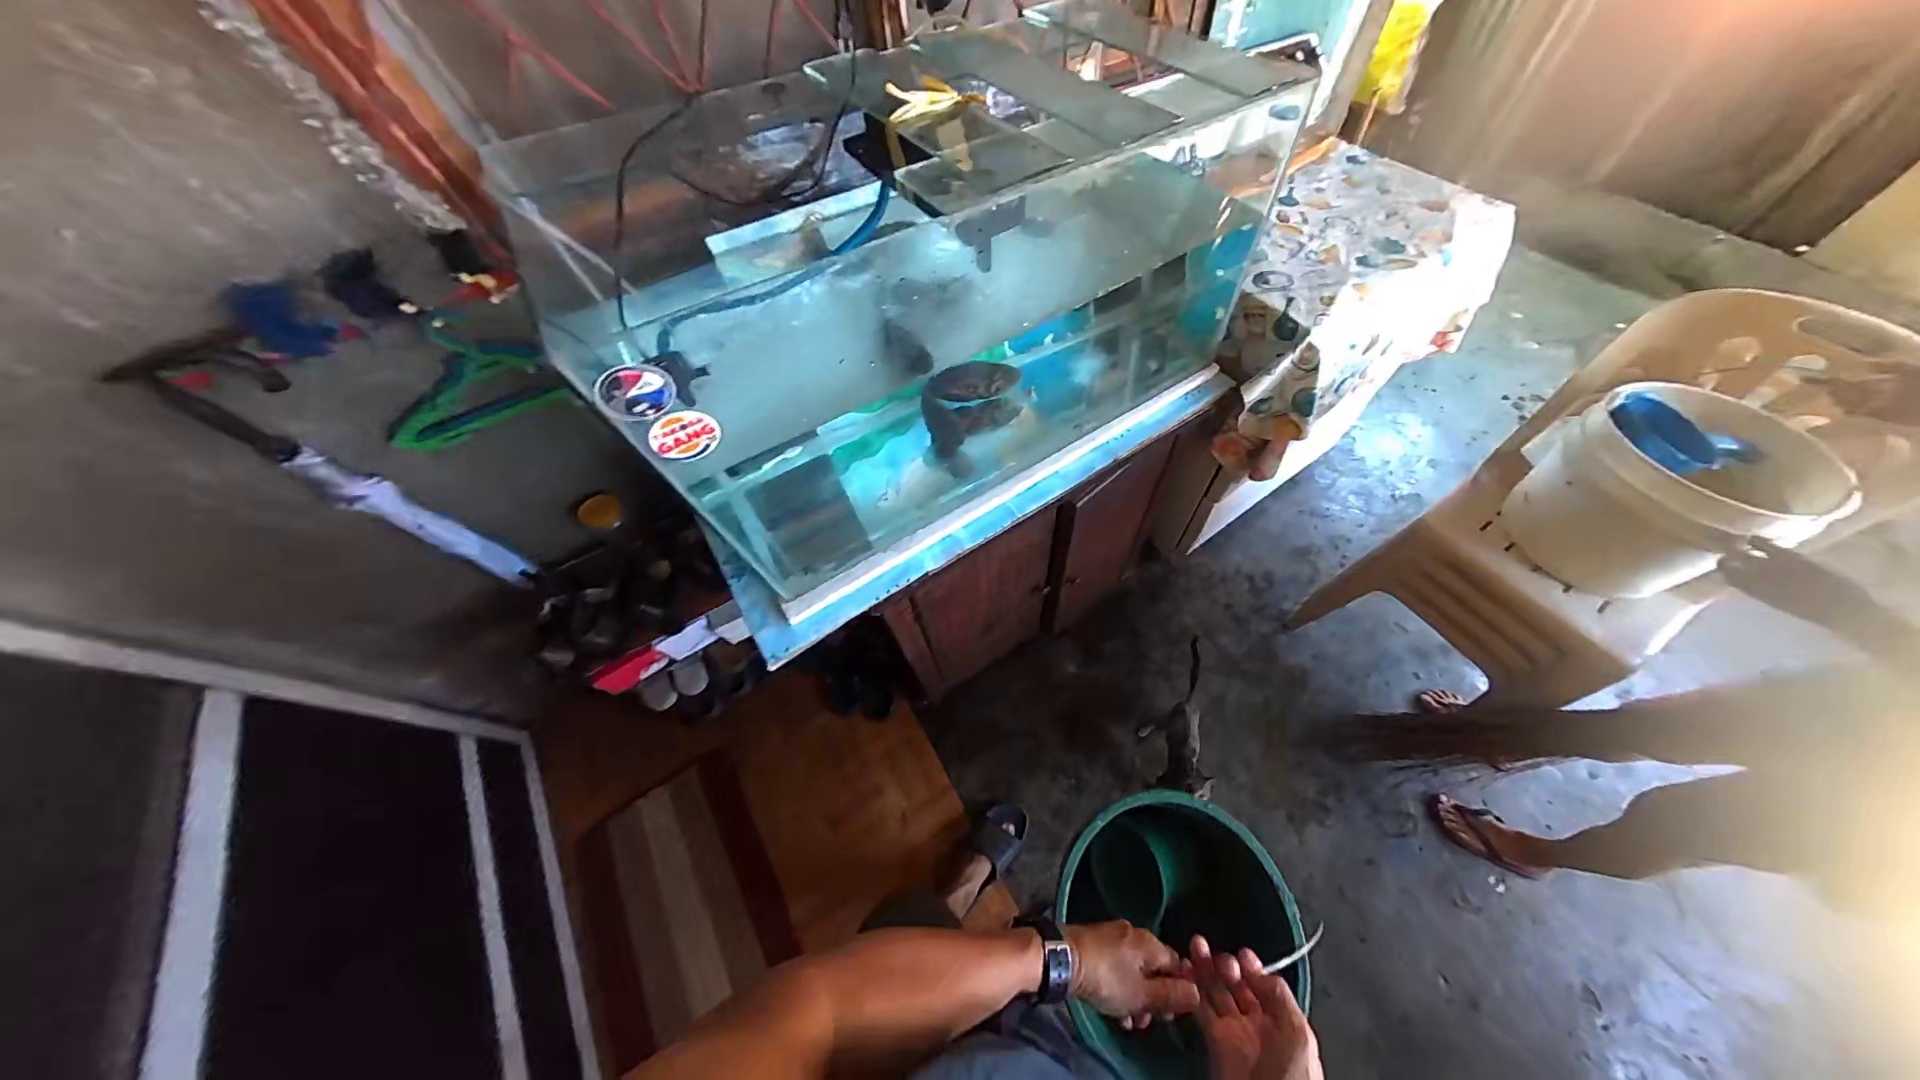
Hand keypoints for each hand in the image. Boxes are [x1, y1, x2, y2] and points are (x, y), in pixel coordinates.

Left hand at [1062, 921, 1199, 1029]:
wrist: (1062, 958)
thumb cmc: (1107, 978)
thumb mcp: (1143, 995)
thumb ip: (1172, 995)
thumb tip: (1198, 993)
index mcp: (1150, 943)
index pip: (1177, 964)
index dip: (1179, 990)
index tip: (1171, 1013)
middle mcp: (1134, 934)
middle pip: (1155, 968)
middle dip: (1154, 997)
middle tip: (1147, 1021)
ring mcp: (1113, 936)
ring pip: (1134, 970)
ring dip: (1136, 997)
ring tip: (1128, 1021)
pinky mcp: (1095, 943)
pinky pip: (1117, 966)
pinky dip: (1120, 986)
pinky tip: (1113, 1008)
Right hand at [1190, 935, 1321, 1079]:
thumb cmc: (1291, 1076)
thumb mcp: (1298, 1036)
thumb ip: (1279, 996)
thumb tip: (1255, 966)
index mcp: (1279, 1021)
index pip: (1261, 986)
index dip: (1250, 968)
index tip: (1239, 953)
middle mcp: (1254, 1023)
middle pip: (1236, 986)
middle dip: (1224, 964)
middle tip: (1212, 948)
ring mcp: (1232, 1032)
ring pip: (1215, 993)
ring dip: (1204, 970)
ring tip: (1194, 946)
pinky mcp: (1213, 1042)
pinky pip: (1201, 1011)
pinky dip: (1192, 991)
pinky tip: (1185, 972)